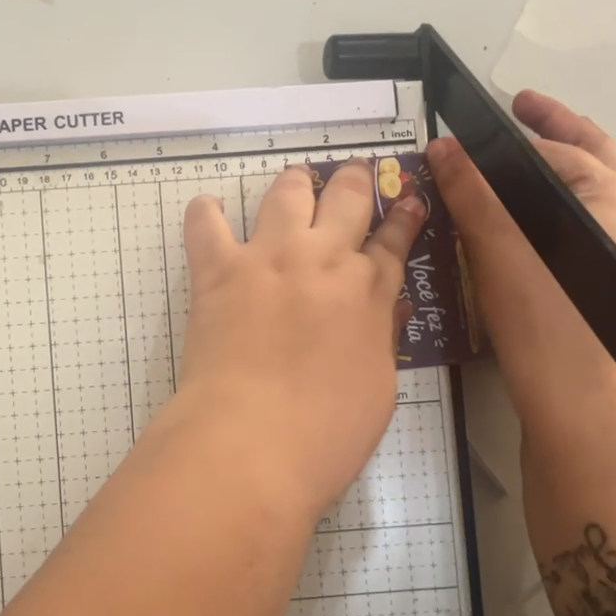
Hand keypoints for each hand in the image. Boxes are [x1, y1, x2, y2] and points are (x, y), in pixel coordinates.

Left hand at [170, 162, 424, 519]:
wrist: (251, 441)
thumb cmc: (325, 433)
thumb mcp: (379, 390)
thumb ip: (381, 340)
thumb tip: (387, 309)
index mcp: (369, 292)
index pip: (394, 241)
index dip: (404, 217)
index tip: (409, 200)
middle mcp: (323, 260)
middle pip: (347, 198)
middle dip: (356, 181)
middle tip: (355, 174)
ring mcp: (269, 259)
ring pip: (287, 193)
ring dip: (295, 183)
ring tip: (296, 181)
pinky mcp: (218, 270)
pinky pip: (206, 224)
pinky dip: (206, 212)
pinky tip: (209, 209)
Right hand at [428, 91, 615, 362]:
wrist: (576, 393)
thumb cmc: (544, 315)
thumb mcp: (499, 246)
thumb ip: (472, 192)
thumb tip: (443, 148)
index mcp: (614, 196)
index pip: (555, 149)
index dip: (509, 136)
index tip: (471, 132)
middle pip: (592, 155)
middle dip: (556, 129)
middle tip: (522, 107)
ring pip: (591, 189)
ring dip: (559, 165)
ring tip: (520, 156)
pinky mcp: (609, 275)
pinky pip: (584, 219)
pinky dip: (557, 202)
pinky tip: (526, 215)